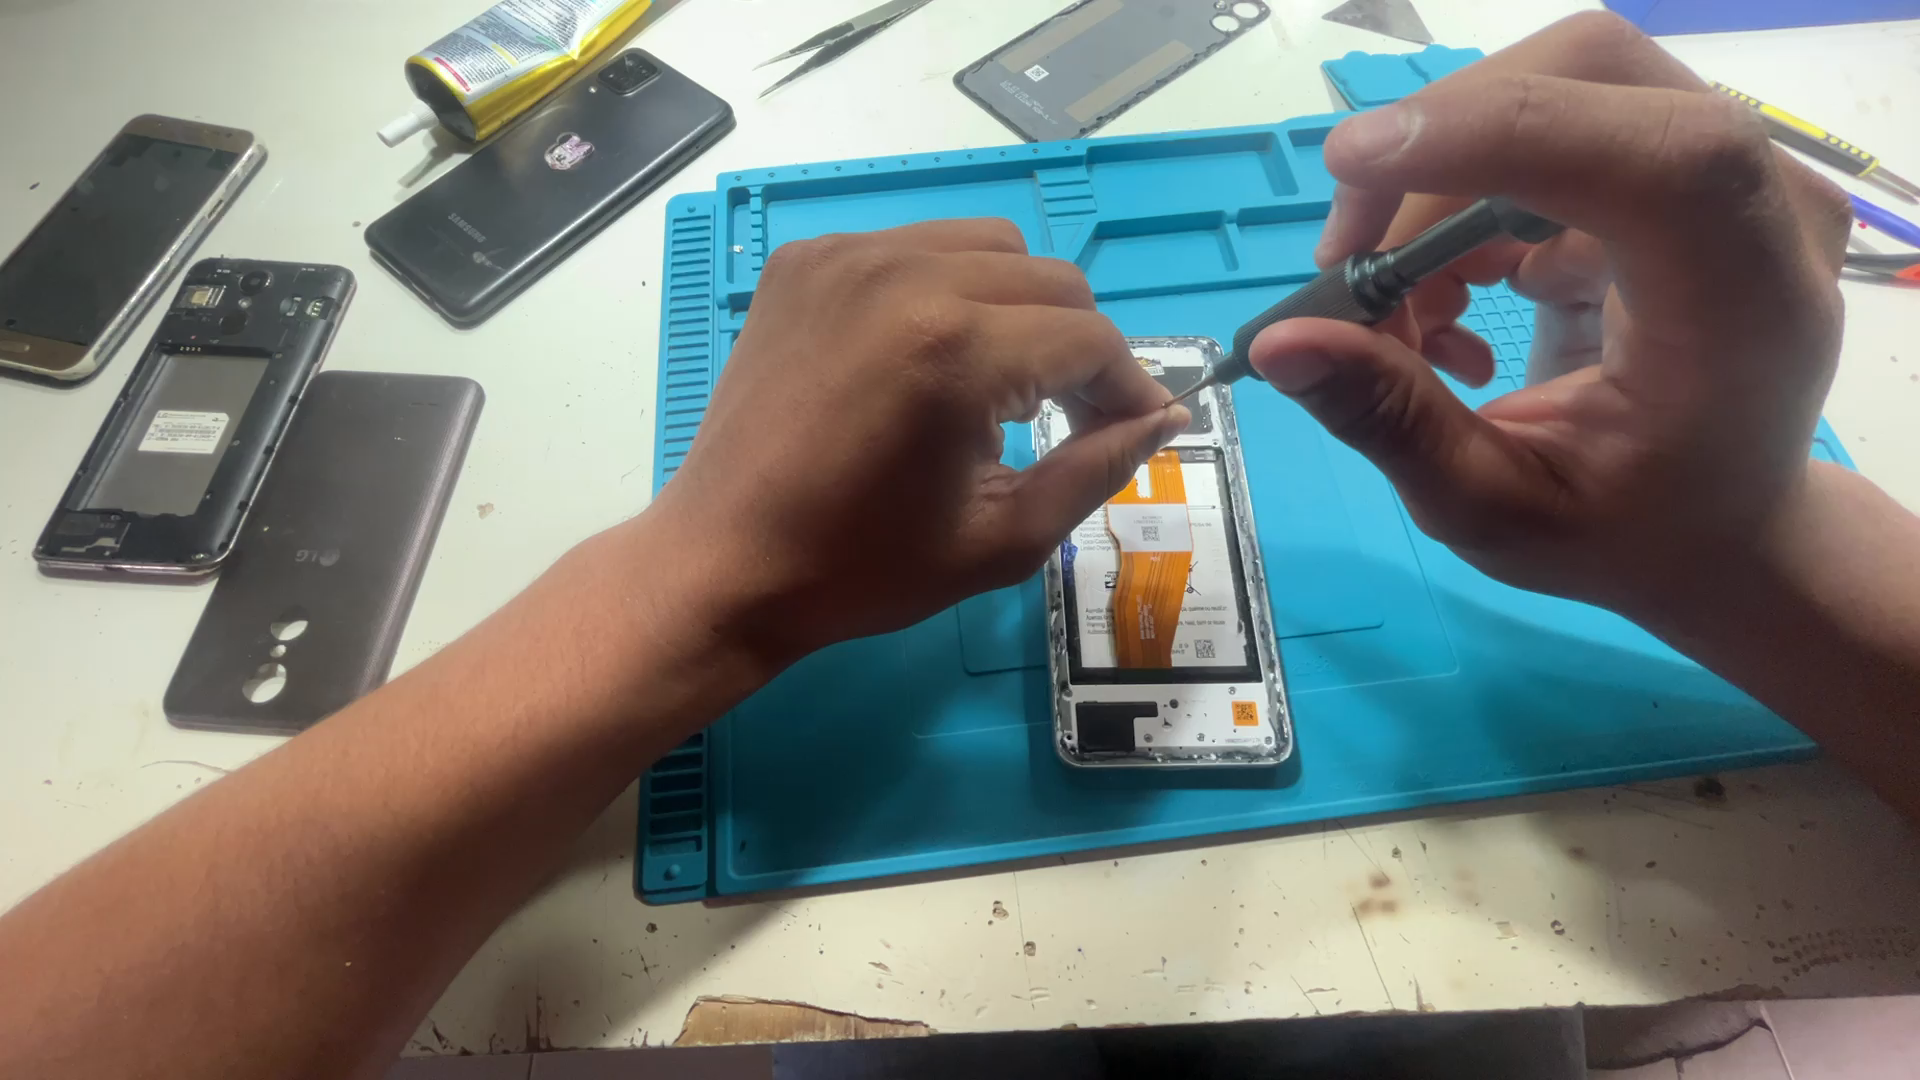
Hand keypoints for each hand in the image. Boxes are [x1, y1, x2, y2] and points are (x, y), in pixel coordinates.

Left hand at [649, 219, 1187, 659]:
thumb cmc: (862, 570)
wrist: (725, 563)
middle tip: (1070, 418)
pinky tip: (929, 358)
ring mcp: (845, 257)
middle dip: (1080, 350)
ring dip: (1021, 312)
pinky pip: (916, 249)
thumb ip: (1097, 470)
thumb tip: (1161, 419)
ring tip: (1000, 386)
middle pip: (1051, 281)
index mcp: (955, 349)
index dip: (1128, 387)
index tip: (1133, 431)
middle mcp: (904, 273)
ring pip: (989, 249)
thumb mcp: (1001, 538)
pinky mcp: (806, 262)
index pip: (1090, 339)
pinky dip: (949, 293)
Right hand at [1249, 12, 1850, 618]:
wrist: (1708, 527)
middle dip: (1432, 152)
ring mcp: (1709, 184)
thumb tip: (1278, 346)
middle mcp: (1750, 207)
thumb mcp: (1482, 504)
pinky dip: (1447, 223)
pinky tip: (1437, 313)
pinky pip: (1529, 153)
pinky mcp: (1656, 188)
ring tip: (1391, 324)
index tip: (1349, 168)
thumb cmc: (1612, 532)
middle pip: (1585, 78)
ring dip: (1424, 202)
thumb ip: (1389, 421)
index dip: (1495, 138)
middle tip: (1344, 261)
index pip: (1652, 157)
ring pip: (1542, 105)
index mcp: (1738, 303)